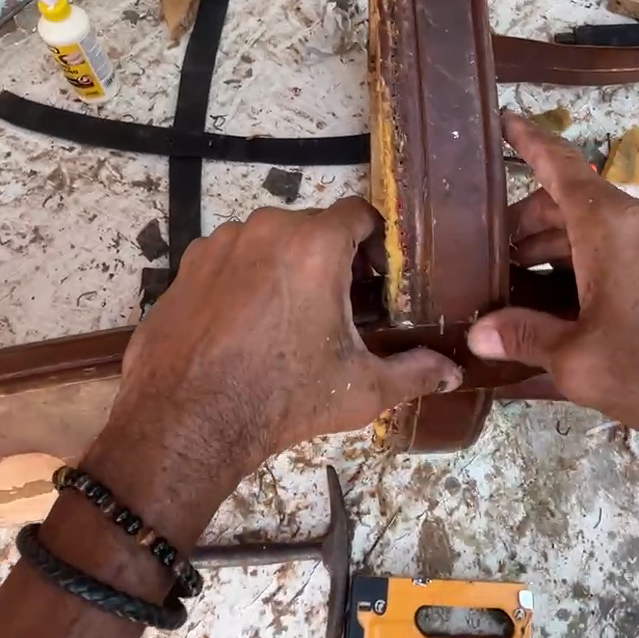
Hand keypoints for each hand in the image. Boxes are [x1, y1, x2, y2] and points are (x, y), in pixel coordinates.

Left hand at [110, 198, 461, 474]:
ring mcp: (220, 243)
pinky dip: (242, 276)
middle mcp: (266, 228)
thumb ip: (414, 373)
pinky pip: (229, 256)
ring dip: (284, 264)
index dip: (373, 241)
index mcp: (314, 244)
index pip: (359, 212)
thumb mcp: (359, 389)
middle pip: (313, 227)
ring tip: (285, 316)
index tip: (375, 277)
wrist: (184, 425)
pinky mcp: (186, 265)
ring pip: (269, 240)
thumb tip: (454, 373)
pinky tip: (241, 323)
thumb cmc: (282, 399)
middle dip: (329, 258)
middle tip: (335, 306)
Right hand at [468, 112, 638, 456]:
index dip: (530, 142)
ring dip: (565, 246)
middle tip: (502, 253)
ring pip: (606, 229)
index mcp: (611, 225)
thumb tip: (478, 334)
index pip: (561, 166)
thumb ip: (526, 337)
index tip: (507, 120)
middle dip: (534, 222)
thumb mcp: (581, 361)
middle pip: (577, 203)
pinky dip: (599, 260)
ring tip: (533, 281)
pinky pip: (635, 249)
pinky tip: (586, 303)